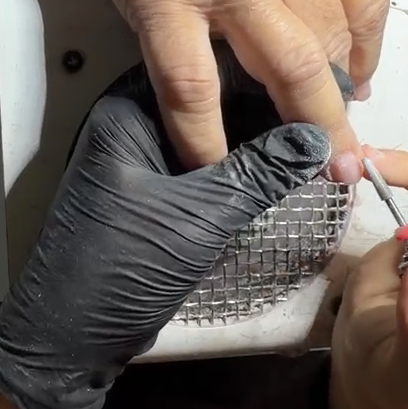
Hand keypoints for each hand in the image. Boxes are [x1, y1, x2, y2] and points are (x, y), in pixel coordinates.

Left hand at [0, 52, 333, 408]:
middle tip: (335, 123)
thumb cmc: (124, 264)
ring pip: (214, 135)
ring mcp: (142, 155)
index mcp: (129, 109)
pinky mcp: (153, 188)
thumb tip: (318, 136)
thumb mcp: (199, 216)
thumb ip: (260, 171)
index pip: (208, 74)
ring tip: (321, 146)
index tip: (328, 90)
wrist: (72, 334)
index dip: (269, 80)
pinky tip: (285, 173)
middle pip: (214, 101)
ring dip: (260, 144)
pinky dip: (242, 169)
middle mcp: (133, 121)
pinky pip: (205, 164)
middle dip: (271, 113)